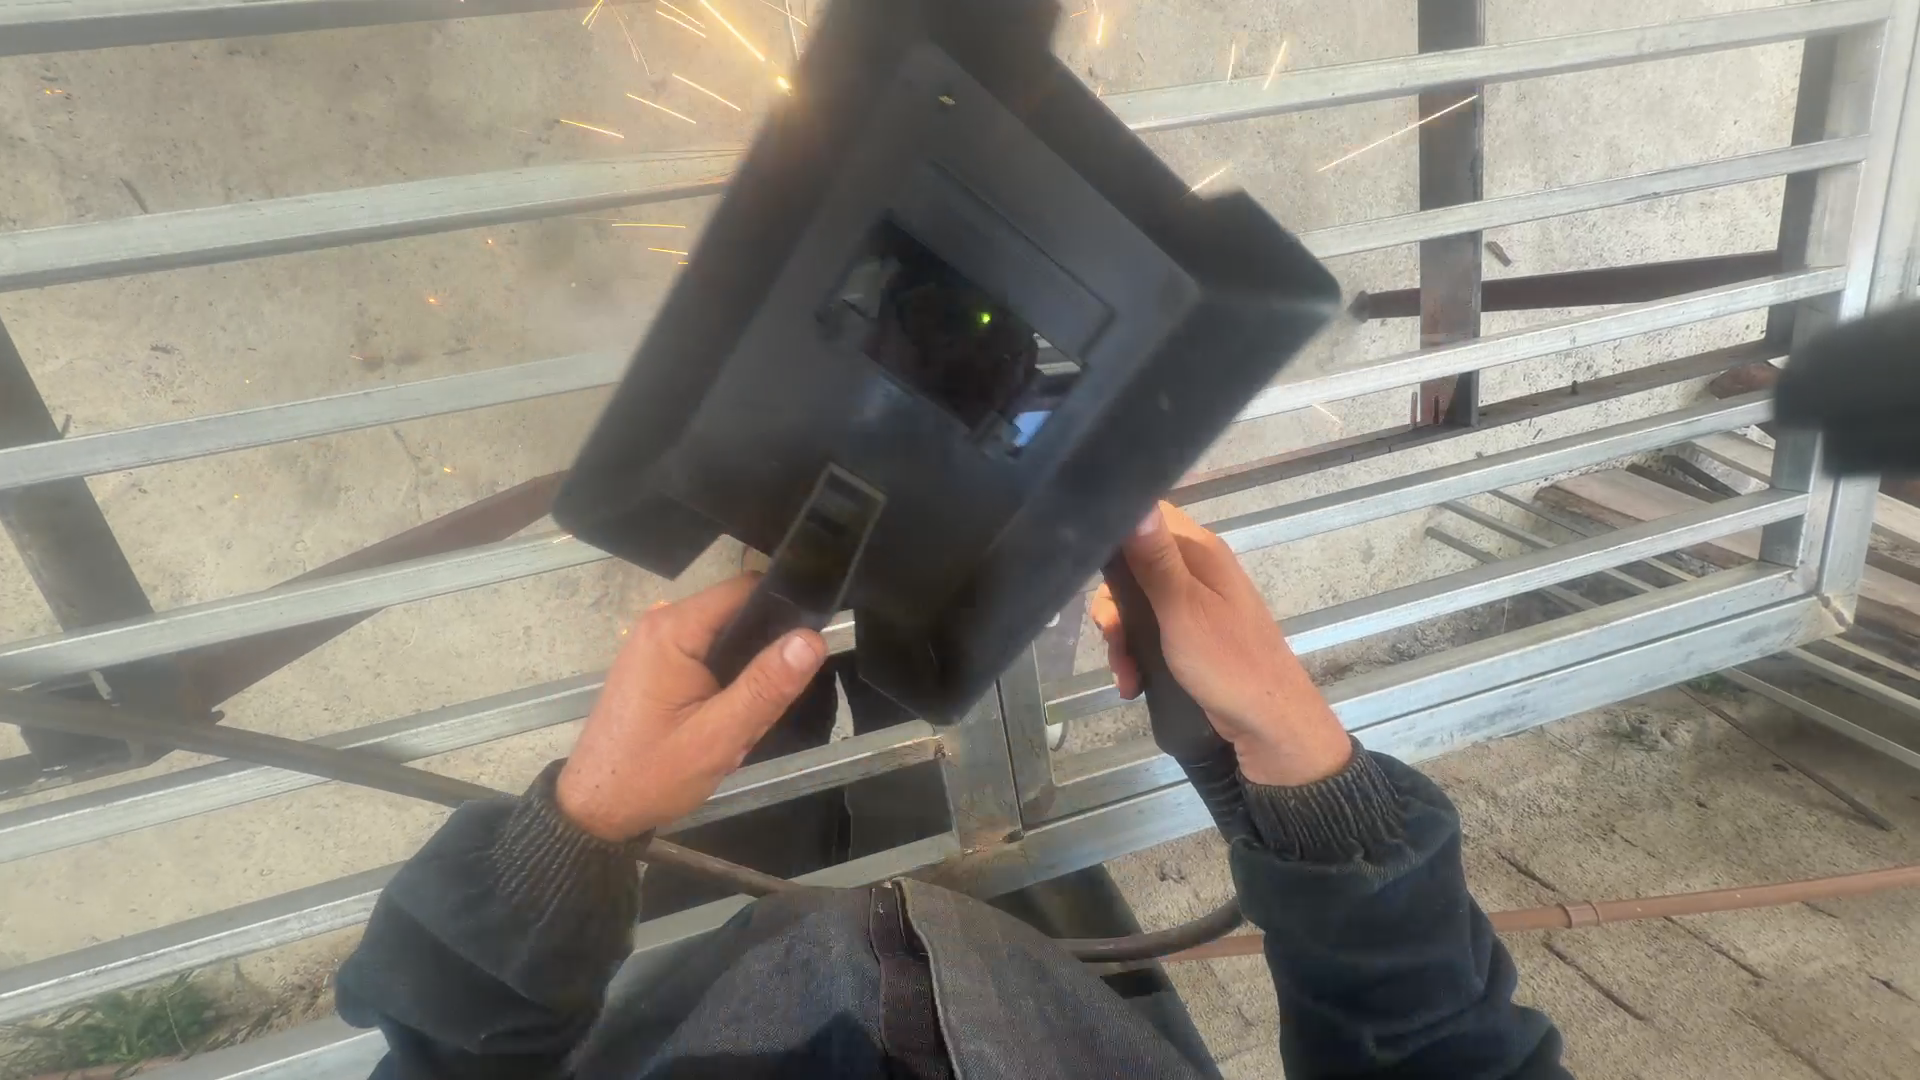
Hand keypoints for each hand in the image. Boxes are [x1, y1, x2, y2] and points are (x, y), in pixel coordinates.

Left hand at [556, 576, 827, 841]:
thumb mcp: (719, 736)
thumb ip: (766, 686)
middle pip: (739, 610)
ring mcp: (658, 642)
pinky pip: (711, 651)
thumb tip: (813, 639)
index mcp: (673, 629)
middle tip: (779, 693)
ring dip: (750, 665)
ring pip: (729, 633)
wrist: (594, 813)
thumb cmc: (651, 775)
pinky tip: (733, 710)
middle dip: (768, 646)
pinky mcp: (659, 662)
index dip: (786, 607)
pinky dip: (731, 675)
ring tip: (755, 708)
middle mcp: (662, 622)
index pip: (746, 588)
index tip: (812, 643)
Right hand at [1091, 502, 1351, 786]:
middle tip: (1112, 634)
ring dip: (1121, 637)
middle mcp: (1196, 569)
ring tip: (1124, 670)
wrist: (1269, 727)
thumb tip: (1135, 501)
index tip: (1091, 559)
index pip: (1150, 513)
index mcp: (1198, 551)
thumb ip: (1154, 558)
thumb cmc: (1227, 662)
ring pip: (1135, 603)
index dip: (1118, 528)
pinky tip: (1132, 680)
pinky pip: (1148, 631)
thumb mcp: (1181, 608)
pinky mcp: (1189, 633)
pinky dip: (1135, 653)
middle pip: (1133, 564)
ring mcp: (1193, 602)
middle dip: (1113, 603)